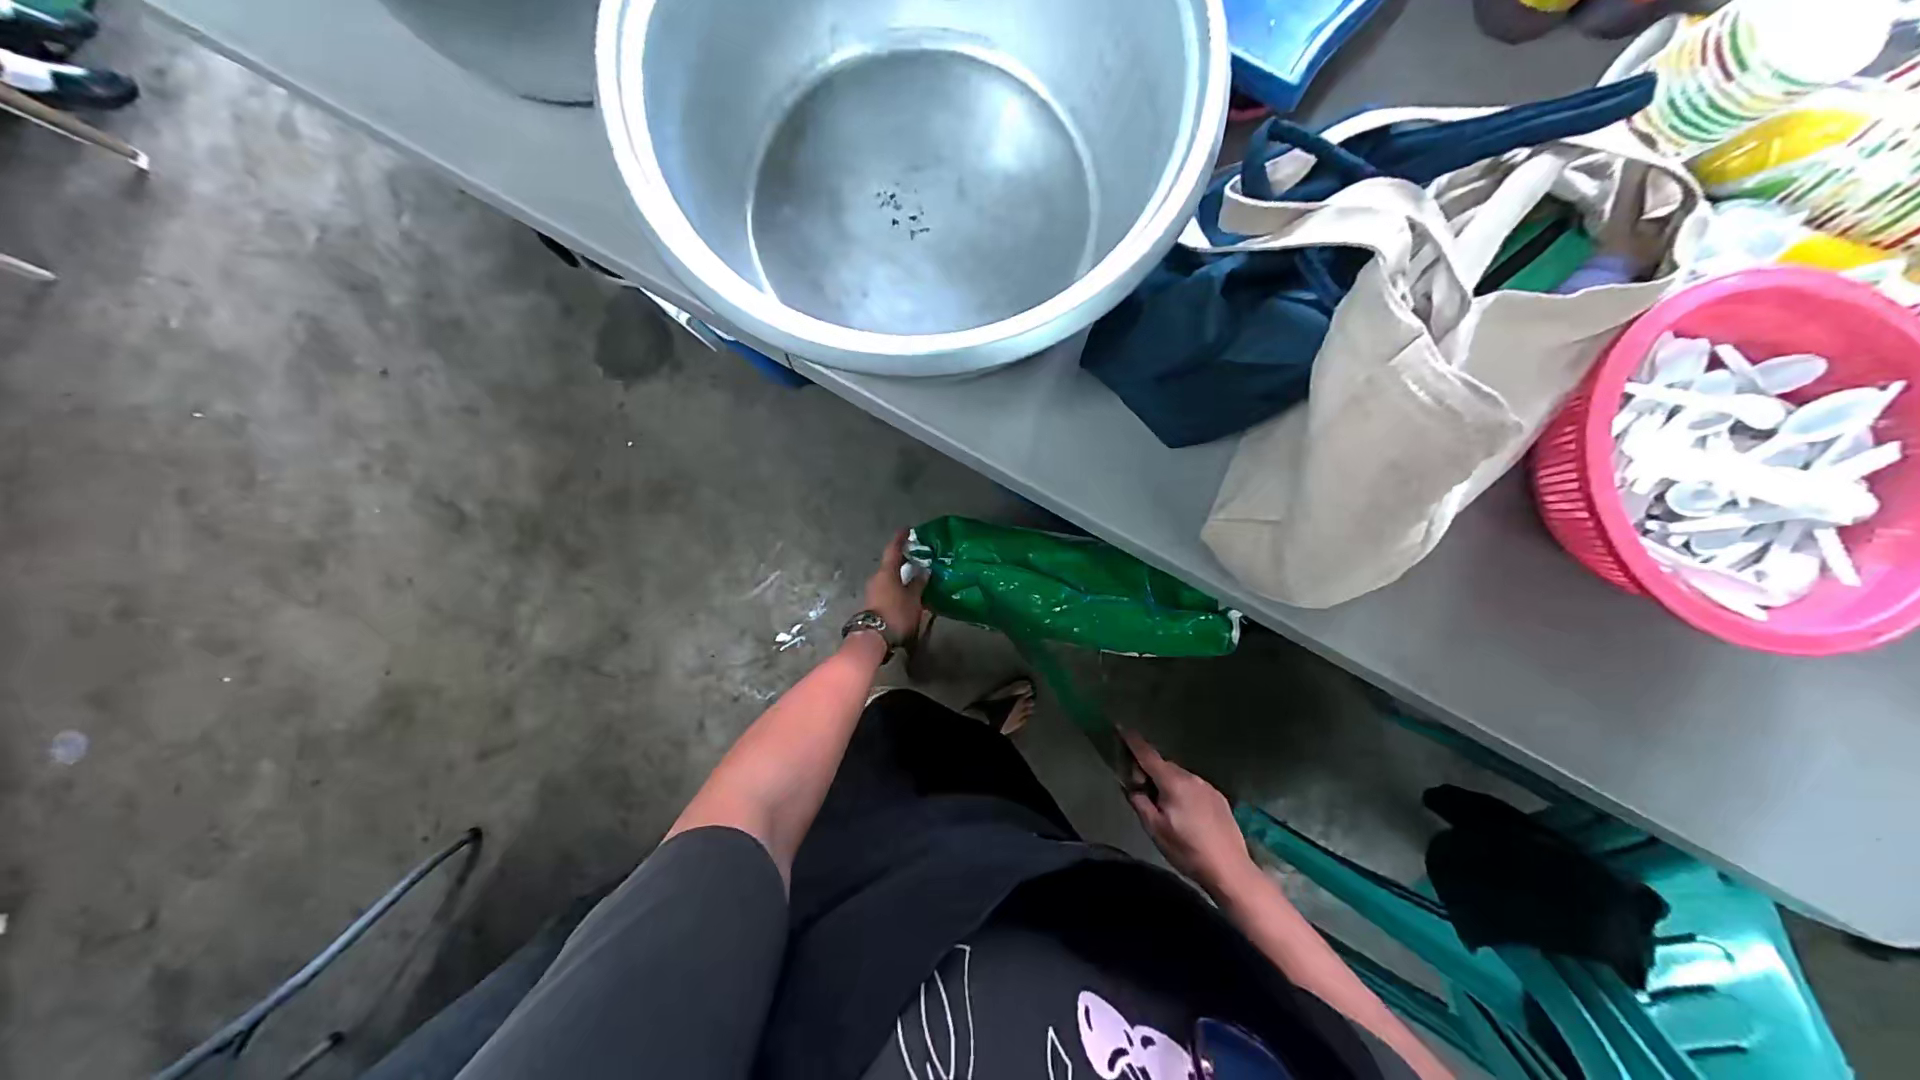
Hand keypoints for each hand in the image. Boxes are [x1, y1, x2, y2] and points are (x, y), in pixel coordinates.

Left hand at [860, 530, 926, 645]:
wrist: (874, 638)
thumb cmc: (896, 614)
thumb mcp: (913, 599)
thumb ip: (918, 584)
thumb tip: (923, 570)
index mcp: (886, 572)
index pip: (893, 550)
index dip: (900, 539)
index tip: (906, 530)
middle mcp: (877, 578)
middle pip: (890, 564)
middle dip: (903, 560)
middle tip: (916, 555)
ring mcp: (873, 591)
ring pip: (889, 578)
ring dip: (901, 575)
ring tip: (915, 576)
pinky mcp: (874, 604)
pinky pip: (888, 589)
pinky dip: (897, 587)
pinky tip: (907, 592)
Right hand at [1122, 729, 1253, 895]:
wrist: (1230, 870)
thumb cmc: (1187, 850)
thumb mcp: (1155, 829)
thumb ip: (1140, 803)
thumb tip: (1133, 788)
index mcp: (1173, 782)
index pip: (1148, 755)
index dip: (1133, 742)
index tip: (1121, 728)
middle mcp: (1191, 778)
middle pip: (1163, 766)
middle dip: (1149, 771)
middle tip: (1140, 791)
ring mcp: (1208, 787)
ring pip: (1179, 777)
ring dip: (1167, 783)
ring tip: (1164, 807)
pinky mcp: (1218, 799)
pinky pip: (1193, 787)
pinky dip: (1182, 792)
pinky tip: (1185, 814)